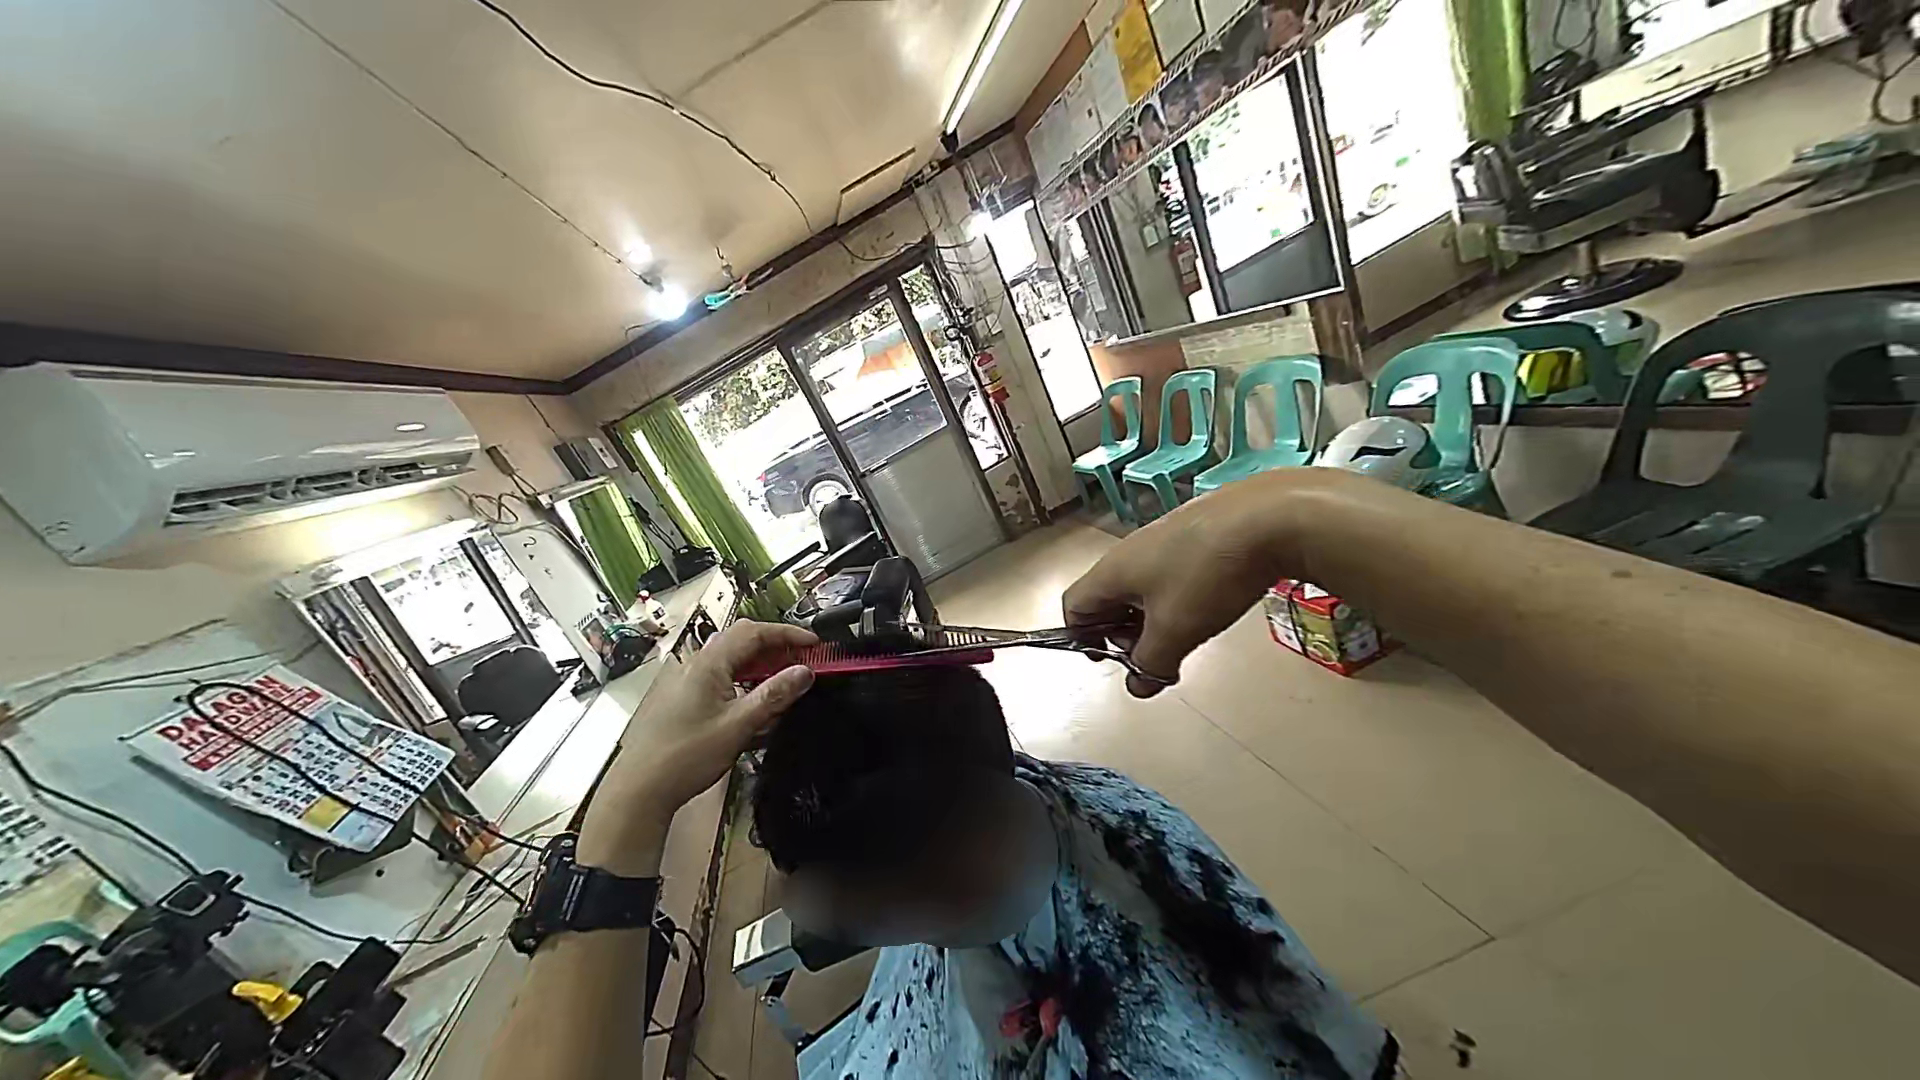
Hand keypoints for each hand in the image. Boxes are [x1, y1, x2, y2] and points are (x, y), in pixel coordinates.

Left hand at [579, 621, 815, 872]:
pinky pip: (724, 678)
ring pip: (734, 660)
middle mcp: (697, 665)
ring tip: (788, 682)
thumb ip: (774, 695)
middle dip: (777, 646)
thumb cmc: (687, 756)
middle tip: (804, 659)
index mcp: (709, 663)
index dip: (788, 633)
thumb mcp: (739, 725)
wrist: (640, 790)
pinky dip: (748, 681)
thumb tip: (805, 671)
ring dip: (763, 665)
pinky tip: (760, 704)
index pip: (754, 632)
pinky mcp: (687, 699)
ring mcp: (690, 682)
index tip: (815, 643)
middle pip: (743, 640)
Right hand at [1065, 468, 1339, 696]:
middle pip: (1107, 599)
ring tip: (1185, 633)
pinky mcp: (1192, 532)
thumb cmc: (1208, 575)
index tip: (1114, 660)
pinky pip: (1168, 571)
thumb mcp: (1175, 631)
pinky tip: (1210, 603)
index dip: (1082, 638)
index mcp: (1111, 572)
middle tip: (1154, 654)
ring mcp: (1160, 538)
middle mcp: (1128, 551)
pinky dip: (1176, 595)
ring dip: (1151, 617)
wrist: (1269, 517)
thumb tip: (1138, 687)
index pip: (1073, 607)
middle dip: (1123, 633)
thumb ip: (1150, 664)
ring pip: (1140, 586)